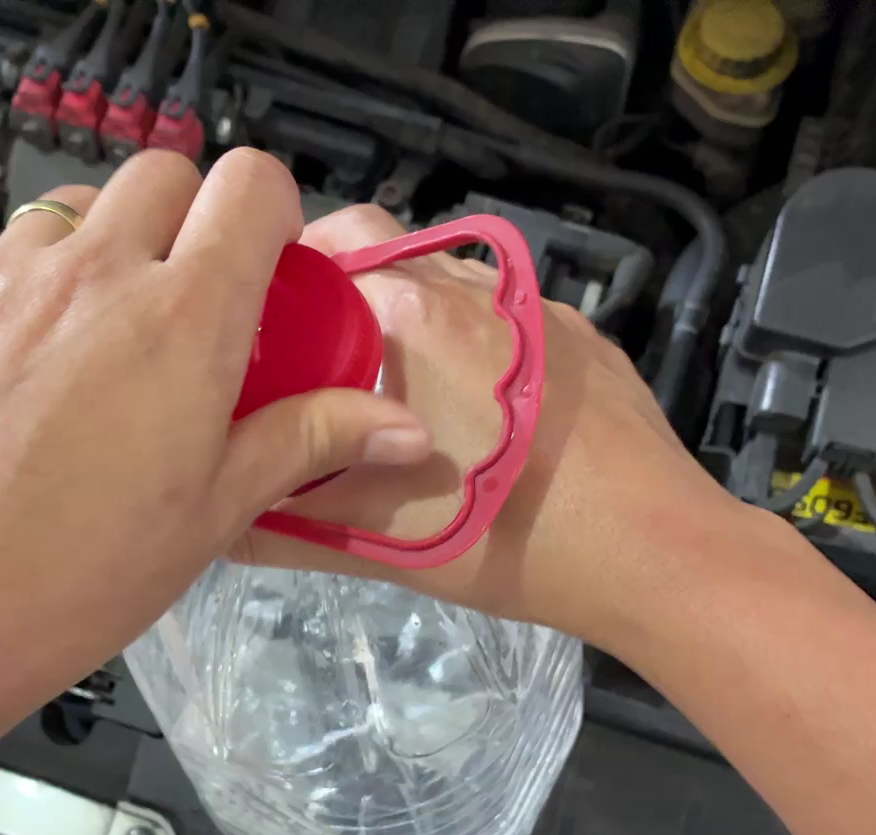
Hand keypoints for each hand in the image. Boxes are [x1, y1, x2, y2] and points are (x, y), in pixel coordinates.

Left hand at [0, 151, 431, 716]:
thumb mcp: (220, 508)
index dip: (272, 212)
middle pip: (165, 174)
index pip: (249, 185)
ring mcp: (5, 276)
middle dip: (194, 219)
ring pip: (80, 207)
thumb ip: (314, 440)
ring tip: (110, 333)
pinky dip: (40, 283)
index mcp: (184, 318)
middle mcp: (96, 270)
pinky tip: (31, 370)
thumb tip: (409, 428)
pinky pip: (6, 254)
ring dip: (114, 245)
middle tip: (193, 306)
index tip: (269, 269)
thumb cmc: (90, 568)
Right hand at [238, 204, 758, 652]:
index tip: (262, 339)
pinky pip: (500, 307)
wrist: (654, 551)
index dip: (279, 290)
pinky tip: (479, 398)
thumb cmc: (507, 541)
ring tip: (398, 382)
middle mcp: (469, 287)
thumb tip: (221, 523)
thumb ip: (290, 527)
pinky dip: (469, 331)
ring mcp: (532, 303)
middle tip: (320, 359)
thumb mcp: (382, 541)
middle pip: (377, 243)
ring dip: (404, 306)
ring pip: (441, 272)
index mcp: (411, 318)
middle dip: (335, 281)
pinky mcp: (578, 330)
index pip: (317, 254)